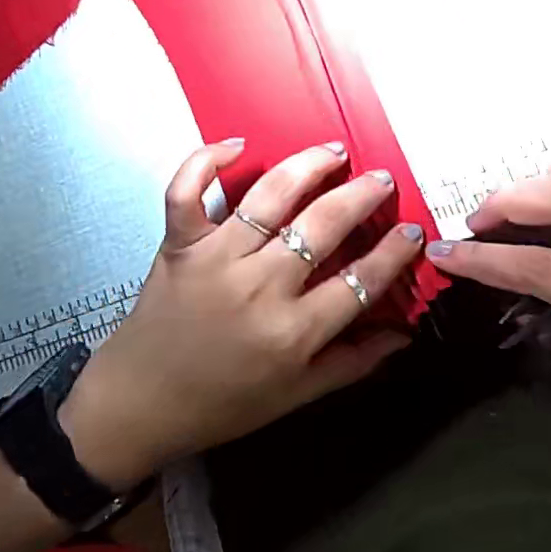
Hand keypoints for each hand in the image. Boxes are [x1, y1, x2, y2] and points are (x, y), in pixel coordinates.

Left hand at [61, 139, 422, 488]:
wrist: (138, 406)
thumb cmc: (222, 403)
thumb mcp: (295, 396)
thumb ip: (352, 363)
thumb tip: (403, 335)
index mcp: (293, 332)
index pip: (359, 282)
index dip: (394, 253)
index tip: (412, 230)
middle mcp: (259, 287)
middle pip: (322, 227)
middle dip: (361, 197)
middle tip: (381, 178)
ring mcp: (216, 259)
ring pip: (268, 198)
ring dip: (307, 167)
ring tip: (334, 151)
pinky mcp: (179, 245)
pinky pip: (187, 192)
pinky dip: (205, 161)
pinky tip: (238, 145)